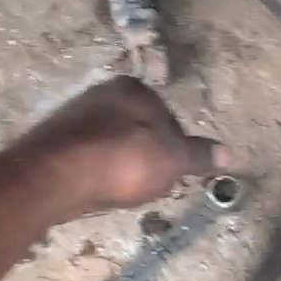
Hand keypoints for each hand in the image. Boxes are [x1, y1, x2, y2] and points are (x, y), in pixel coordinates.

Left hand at [8, 77, 225, 213]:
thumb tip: (228, 153)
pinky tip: (94, 191)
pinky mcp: (52, 142)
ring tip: (119, 192)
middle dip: (141, 155)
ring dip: (115, 166)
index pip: (165, 117)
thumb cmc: (126, 160)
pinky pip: (83, 158)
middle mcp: (101, 94)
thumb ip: (198, 156)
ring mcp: (73, 116)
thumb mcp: (173, 160)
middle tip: (144, 185)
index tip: (170, 173)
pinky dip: (92, 173)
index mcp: (134, 89)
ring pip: (107, 144)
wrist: (60, 174)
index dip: (172, 147)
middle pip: (134, 129)